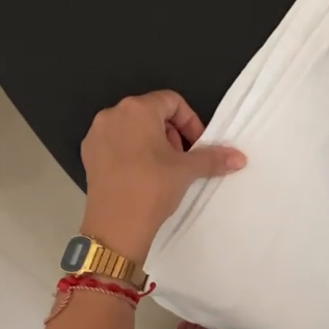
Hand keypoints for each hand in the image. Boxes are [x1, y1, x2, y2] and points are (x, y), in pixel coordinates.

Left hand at [78, 90, 245, 261]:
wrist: (115, 226)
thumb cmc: (152, 188)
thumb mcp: (187, 170)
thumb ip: (213, 158)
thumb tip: (240, 157)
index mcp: (137, 109)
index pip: (172, 101)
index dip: (190, 122)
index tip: (197, 146)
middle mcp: (112, 114)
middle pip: (151, 113)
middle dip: (171, 133)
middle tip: (181, 160)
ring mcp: (96, 134)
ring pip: (132, 128)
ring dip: (153, 142)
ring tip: (162, 170)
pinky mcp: (88, 155)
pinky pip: (116, 143)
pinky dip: (132, 152)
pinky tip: (141, 176)